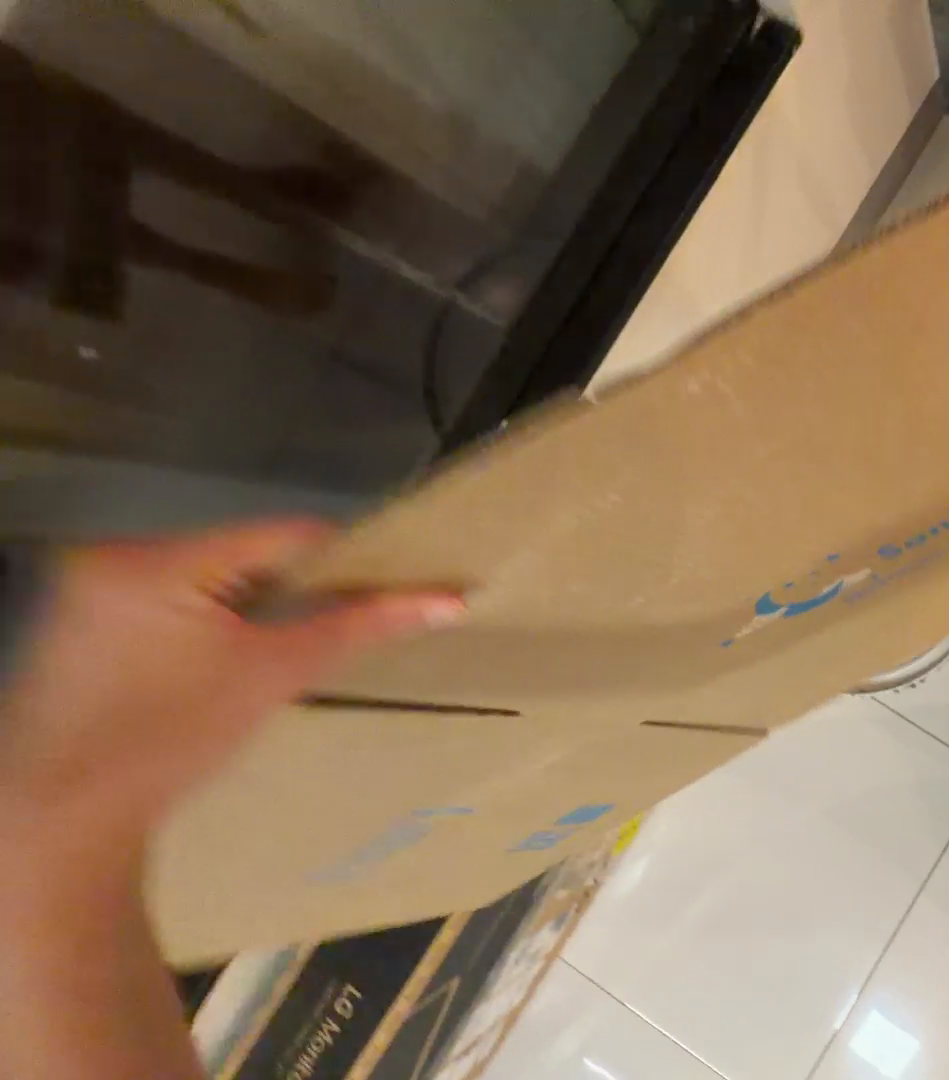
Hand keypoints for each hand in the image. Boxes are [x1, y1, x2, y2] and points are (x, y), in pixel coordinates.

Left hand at [0, 521, 462, 833]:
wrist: (61, 818)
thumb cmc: (175, 735)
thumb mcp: (282, 670)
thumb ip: (366, 624)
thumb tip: (453, 599)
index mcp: (153, 561)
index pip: (285, 535)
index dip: (349, 558)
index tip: (393, 585)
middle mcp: (114, 559)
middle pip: (252, 553)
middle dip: (307, 584)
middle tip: (356, 616)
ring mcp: (91, 590)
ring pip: (223, 575)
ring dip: (270, 601)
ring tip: (306, 637)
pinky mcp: (86, 621)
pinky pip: (187, 597)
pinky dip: (230, 617)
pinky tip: (246, 652)